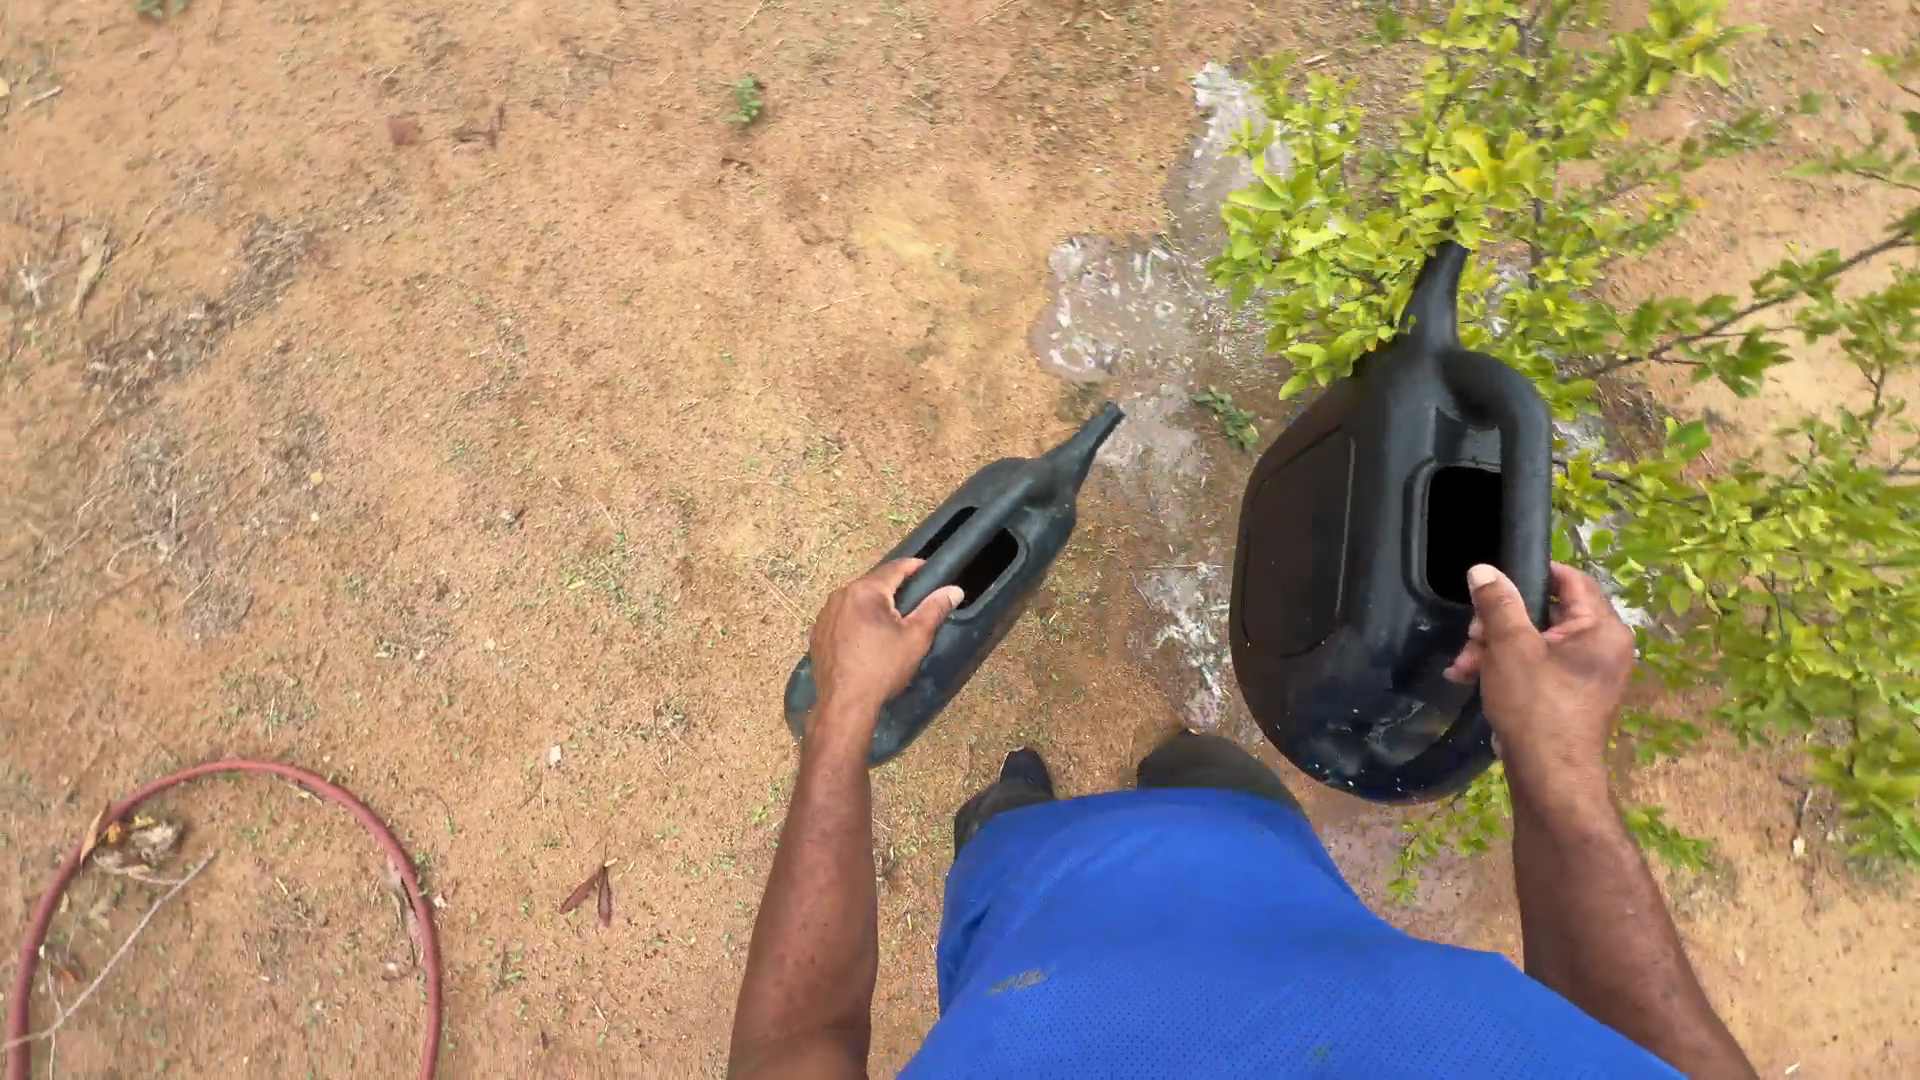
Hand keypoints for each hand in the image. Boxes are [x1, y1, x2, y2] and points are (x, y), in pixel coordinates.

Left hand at [808, 559, 963, 724]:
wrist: (845, 705)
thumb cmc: (883, 668)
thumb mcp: (916, 638)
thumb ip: (934, 608)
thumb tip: (954, 590)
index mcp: (865, 590)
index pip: (895, 567)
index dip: (915, 566)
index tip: (930, 571)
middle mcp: (841, 595)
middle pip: (874, 583)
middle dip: (895, 588)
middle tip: (915, 601)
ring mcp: (825, 614)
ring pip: (856, 600)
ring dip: (873, 604)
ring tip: (891, 621)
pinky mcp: (817, 633)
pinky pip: (841, 617)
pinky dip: (856, 620)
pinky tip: (866, 638)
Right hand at [1444, 562, 1635, 795]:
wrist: (1548, 771)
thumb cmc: (1536, 703)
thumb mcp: (1510, 646)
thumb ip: (1497, 603)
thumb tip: (1483, 569)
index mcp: (1601, 630)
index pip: (1572, 580)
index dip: (1531, 573)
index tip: (1491, 581)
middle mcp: (1601, 647)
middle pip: (1543, 612)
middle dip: (1496, 622)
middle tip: (1471, 636)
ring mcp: (1584, 671)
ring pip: (1530, 639)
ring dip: (1490, 646)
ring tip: (1463, 665)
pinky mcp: (1566, 691)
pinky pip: (1532, 663)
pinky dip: (1501, 665)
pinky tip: (1469, 677)